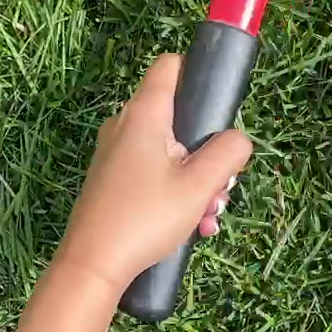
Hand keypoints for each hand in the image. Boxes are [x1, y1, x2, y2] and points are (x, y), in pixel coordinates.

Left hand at [55, 54, 252, 290]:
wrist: (93, 265)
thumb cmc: (146, 217)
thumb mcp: (199, 185)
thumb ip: (227, 153)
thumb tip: (238, 139)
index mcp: (144, 114)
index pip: (171, 66)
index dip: (198, 77)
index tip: (219, 110)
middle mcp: (125, 127)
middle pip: (179, 121)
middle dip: (208, 154)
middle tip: (221, 187)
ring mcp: (115, 156)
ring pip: (171, 155)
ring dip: (198, 183)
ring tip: (208, 218)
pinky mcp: (112, 182)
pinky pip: (154, 176)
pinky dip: (176, 195)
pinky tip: (193, 229)